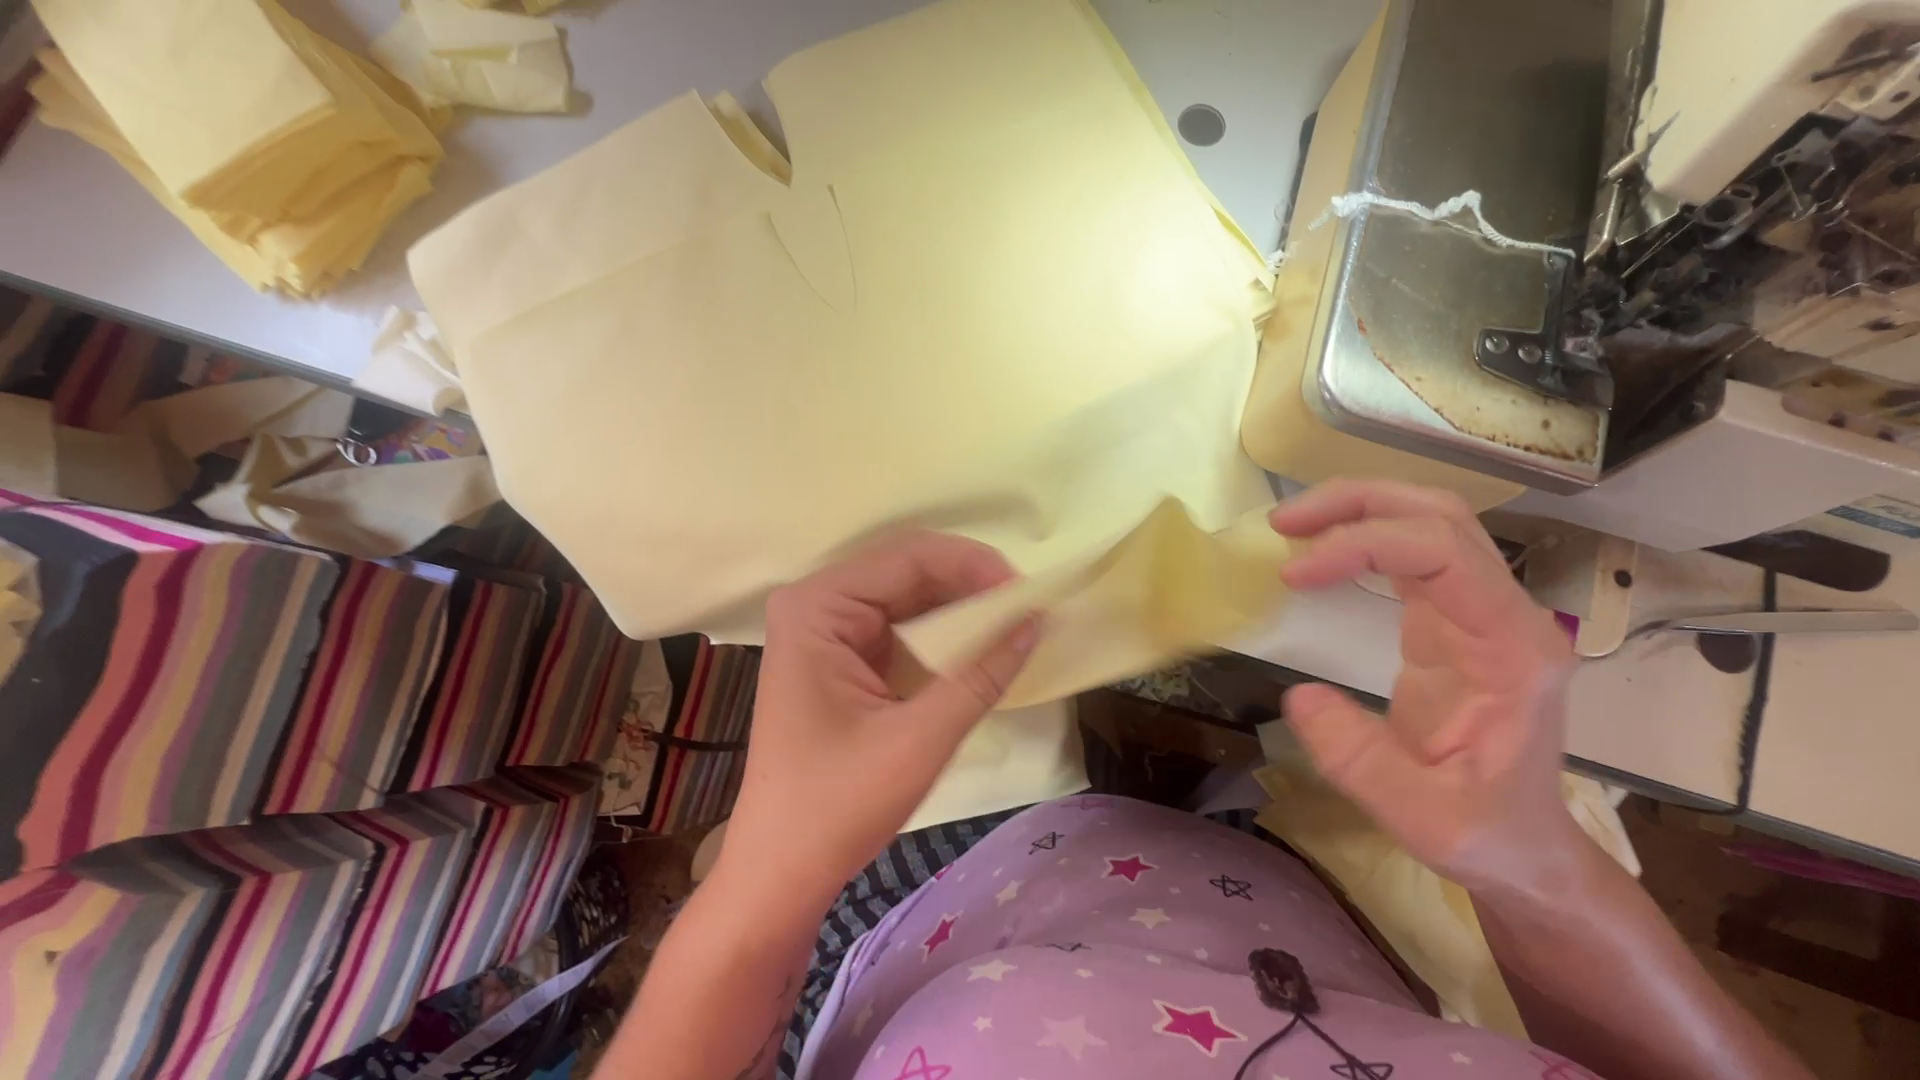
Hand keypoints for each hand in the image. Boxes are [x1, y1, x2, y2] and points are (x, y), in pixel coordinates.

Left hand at [717, 532, 1039, 902]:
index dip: (974, 566)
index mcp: (817, 607)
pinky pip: (898, 631)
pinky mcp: (837, 661)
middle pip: (906, 572)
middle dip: (969, 587)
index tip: (1030, 594)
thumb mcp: (920, 738)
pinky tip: (979, 650)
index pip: (908, 557)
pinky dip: (940, 639)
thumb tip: (1037, 621)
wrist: (782, 870)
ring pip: (906, 600)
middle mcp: (814, 605)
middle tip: (1029, 610)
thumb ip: (981, 674)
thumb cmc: (838, 805)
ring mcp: (823, 633)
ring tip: (1014, 627)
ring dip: (959, 612)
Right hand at [1269, 480, 1579, 895]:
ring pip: (1429, 521)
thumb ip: (1360, 759)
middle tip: (1282, 524)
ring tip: (1290, 526)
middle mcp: (1504, 614)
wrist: (1526, 846)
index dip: (1365, 545)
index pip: (1444, 553)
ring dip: (1359, 509)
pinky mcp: (1454, 620)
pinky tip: (1320, 552)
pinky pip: (1414, 552)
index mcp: (1510, 649)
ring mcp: (1482, 612)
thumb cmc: (1487, 834)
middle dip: (1358, 504)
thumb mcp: (1421, 818)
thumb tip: (1300, 693)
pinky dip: (1363, 537)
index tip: (1294, 574)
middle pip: (1440, 516)